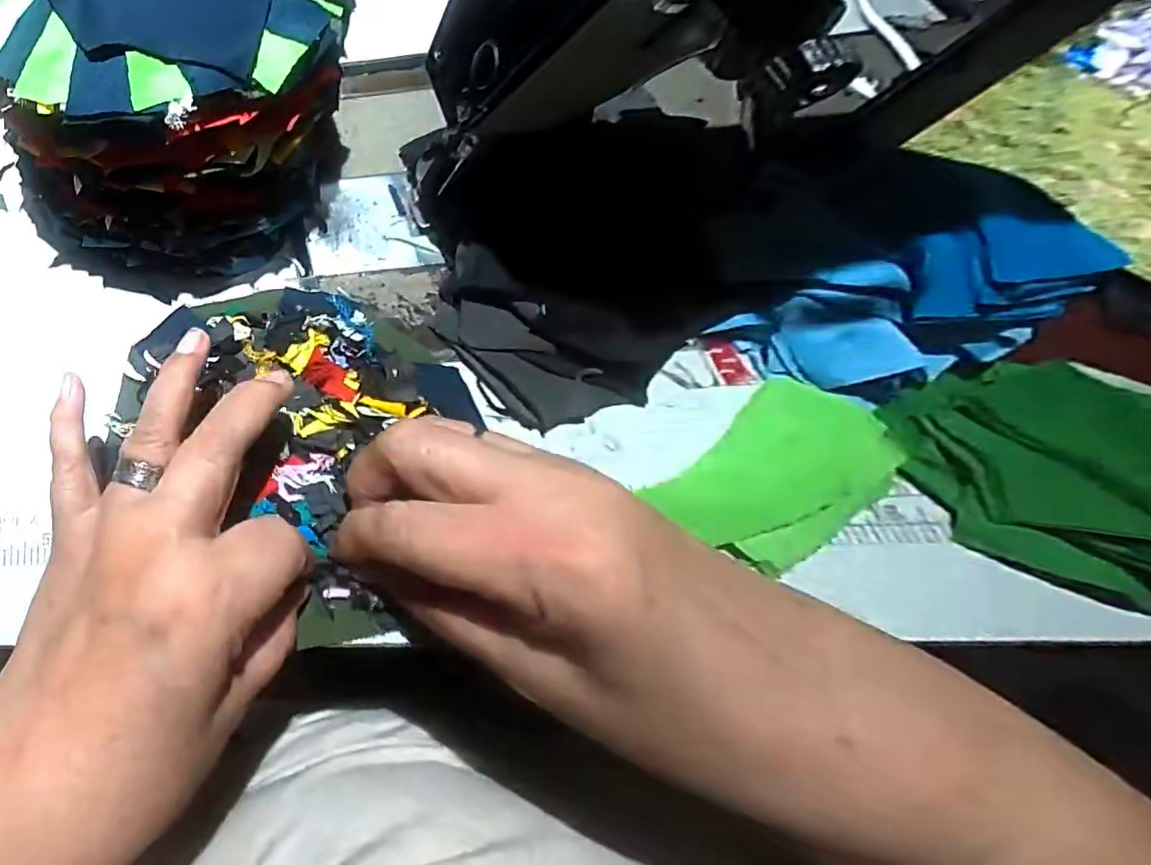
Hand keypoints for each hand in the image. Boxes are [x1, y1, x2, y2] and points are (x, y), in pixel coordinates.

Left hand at [0, 329, 308, 864]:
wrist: (25, 794)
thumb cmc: (140, 769)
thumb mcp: (232, 712)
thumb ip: (269, 631)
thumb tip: (283, 579)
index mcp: (207, 591)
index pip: (279, 539)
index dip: (296, 557)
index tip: (290, 580)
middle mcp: (157, 539)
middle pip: (217, 448)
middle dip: (253, 407)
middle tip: (277, 380)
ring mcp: (104, 529)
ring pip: (145, 437)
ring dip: (174, 383)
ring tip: (196, 338)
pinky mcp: (64, 539)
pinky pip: (66, 470)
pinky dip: (65, 425)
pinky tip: (68, 383)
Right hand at [331, 417, 700, 720]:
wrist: (808, 694)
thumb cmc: (676, 720)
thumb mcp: (543, 687)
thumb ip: (447, 617)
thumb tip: (381, 573)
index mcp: (539, 554)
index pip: (403, 521)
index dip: (356, 539)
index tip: (342, 561)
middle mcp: (546, 485)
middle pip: (414, 440)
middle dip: (369, 478)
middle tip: (369, 531)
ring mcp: (567, 467)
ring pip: (447, 430)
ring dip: (408, 468)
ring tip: (407, 524)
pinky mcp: (581, 468)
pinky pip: (486, 447)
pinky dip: (449, 470)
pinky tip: (458, 519)